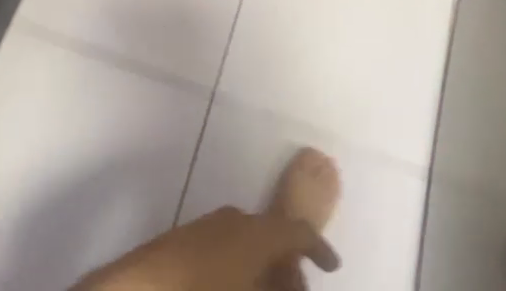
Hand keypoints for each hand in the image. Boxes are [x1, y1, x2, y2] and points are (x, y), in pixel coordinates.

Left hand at [72, 206, 339, 290]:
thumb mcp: (251, 287)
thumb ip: (279, 280)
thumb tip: (289, 278)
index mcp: (253, 233)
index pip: (296, 232)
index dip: (316, 247)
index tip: (330, 265)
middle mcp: (229, 222)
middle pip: (269, 236)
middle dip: (285, 266)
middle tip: (292, 289)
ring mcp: (199, 231)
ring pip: (241, 243)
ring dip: (257, 269)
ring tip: (261, 288)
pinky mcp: (174, 246)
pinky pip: (217, 251)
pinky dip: (232, 269)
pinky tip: (229, 285)